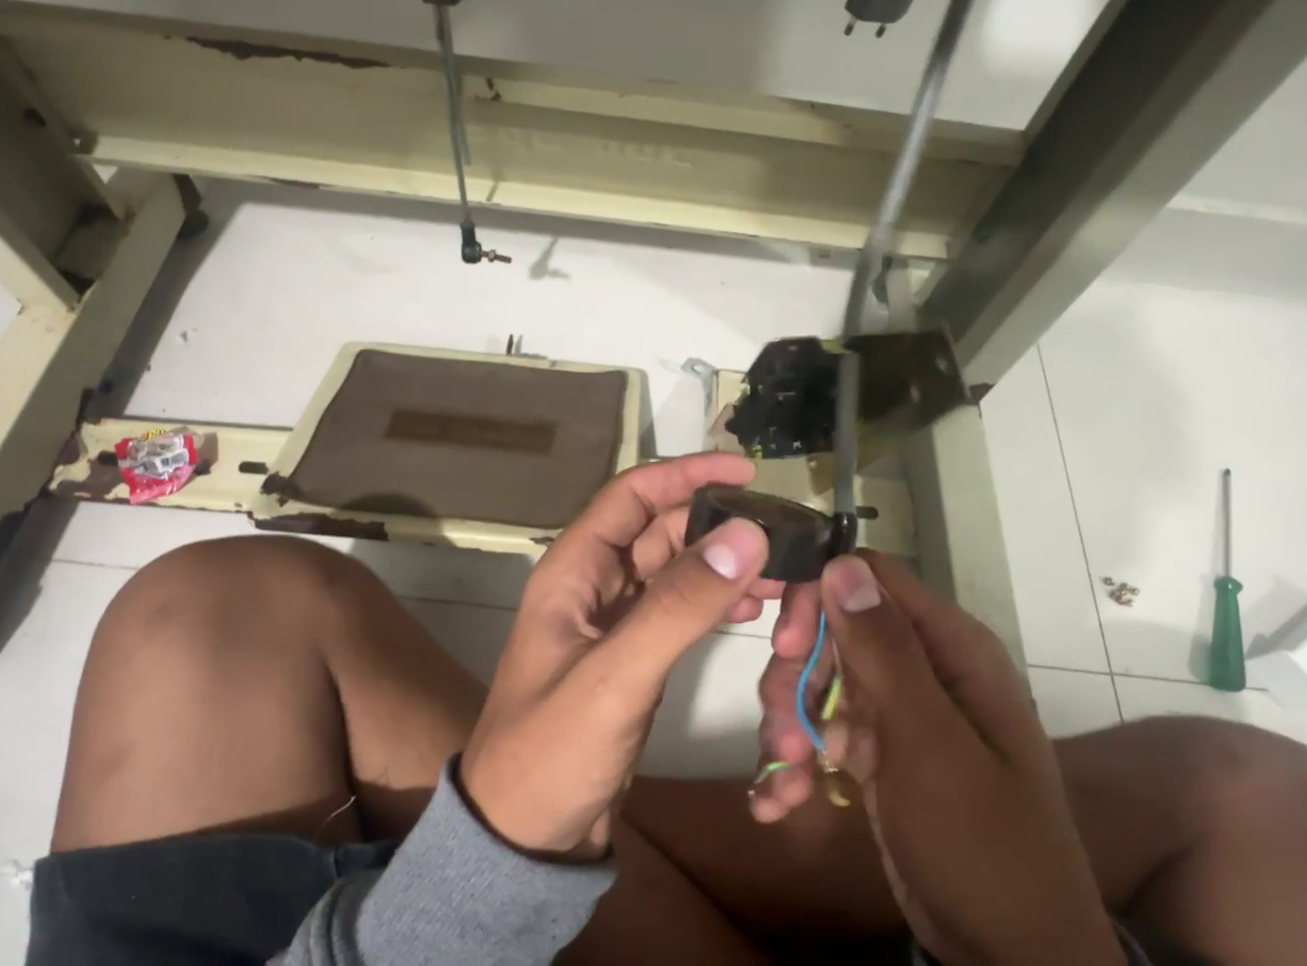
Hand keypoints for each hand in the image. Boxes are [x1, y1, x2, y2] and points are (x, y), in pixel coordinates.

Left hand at [460, 453, 779, 857]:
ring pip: (674, 570)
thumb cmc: (553, 751)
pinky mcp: (631, 656)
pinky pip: (677, 610)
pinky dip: (712, 602)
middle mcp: (592, 585)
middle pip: (661, 529)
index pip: (632, 495)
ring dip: (722, 564)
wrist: (523, 835)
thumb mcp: (616, 676)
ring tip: (779, 577)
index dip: (687, 474)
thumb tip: (748, 534)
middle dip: (718, 525)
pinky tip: (748, 612)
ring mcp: (612, 622)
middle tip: (783, 537)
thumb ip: (679, 605)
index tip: (748, 472)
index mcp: (573, 571)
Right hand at [763, 552, 1122, 964]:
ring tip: (784, 780)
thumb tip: (842, 562)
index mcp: (951, 648)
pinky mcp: (879, 754)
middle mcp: (925, 669)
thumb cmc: (982, 843)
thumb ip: (886, 652)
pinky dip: (796, 762)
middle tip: (783, 731)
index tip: (784, 646)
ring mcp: (900, 713)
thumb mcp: (930, 745)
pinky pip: (823, 733)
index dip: (817, 599)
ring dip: (789, 726)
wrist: (1008, 952)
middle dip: (796, 677)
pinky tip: (779, 800)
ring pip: (819, 682)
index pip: (869, 580)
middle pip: (834, 631)